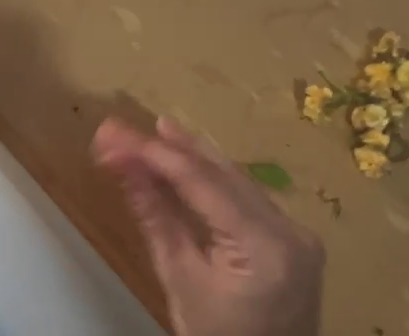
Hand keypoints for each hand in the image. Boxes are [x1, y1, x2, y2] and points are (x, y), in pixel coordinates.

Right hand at [93, 116, 324, 335]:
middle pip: (218, 172)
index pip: (198, 181)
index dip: (150, 153)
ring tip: (151, 131)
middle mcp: (290, 231)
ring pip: (234, 178)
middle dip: (166, 148)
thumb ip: (154, 213)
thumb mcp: (179, 279)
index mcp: (263, 246)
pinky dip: (211, 178)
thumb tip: (118, 161)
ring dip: (189, 156)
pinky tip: (186, 159)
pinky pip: (246, 194)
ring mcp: (298, 233)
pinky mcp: (295, 238)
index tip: (110, 135)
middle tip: (120, 129)